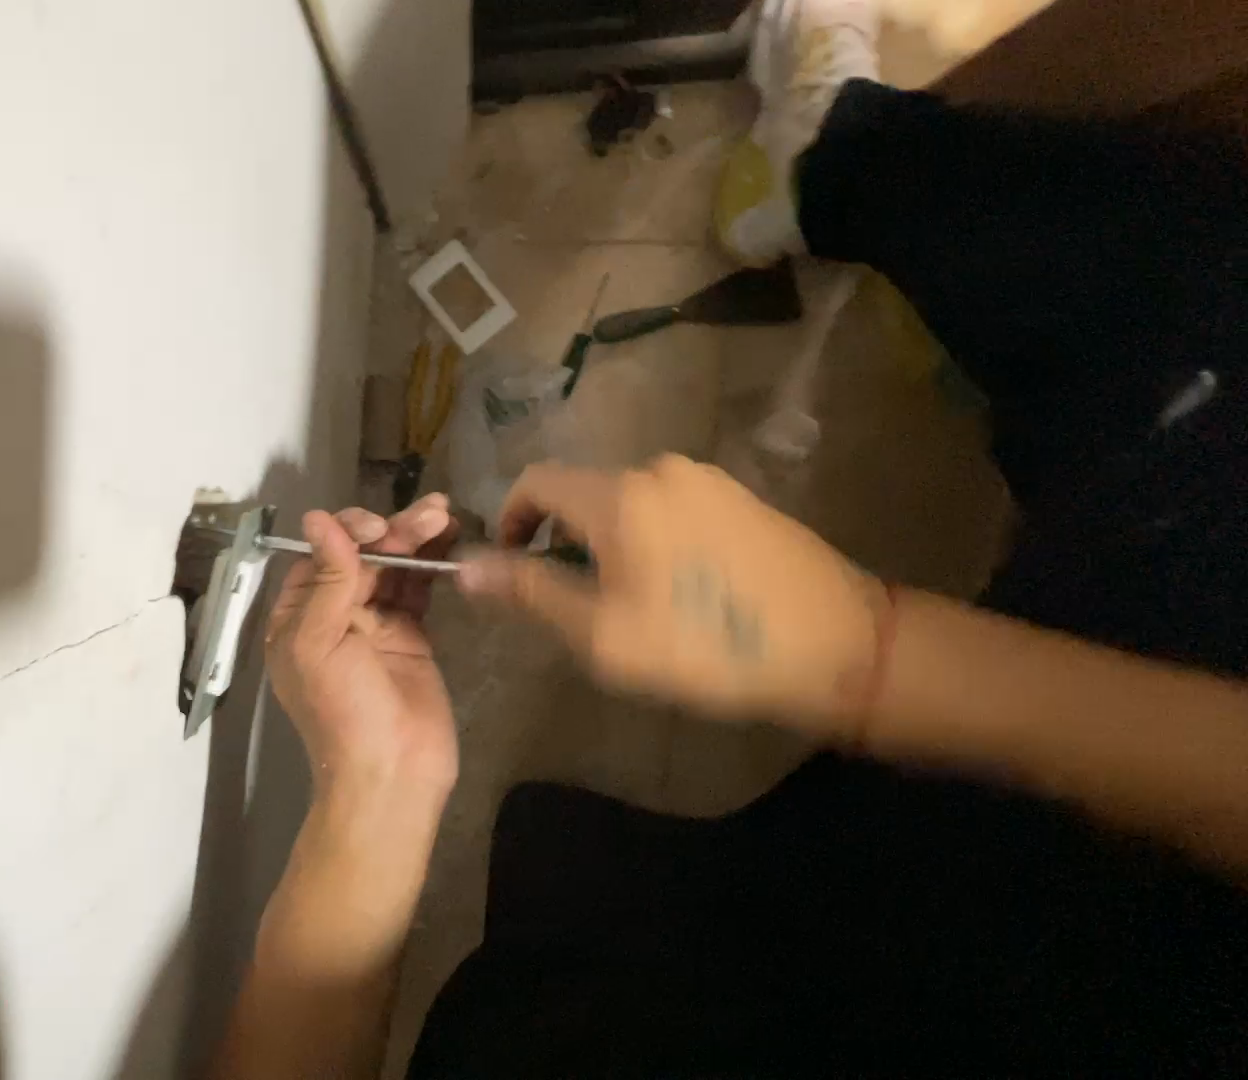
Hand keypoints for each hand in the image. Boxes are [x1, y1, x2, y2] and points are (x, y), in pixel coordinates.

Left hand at [265, 494, 458, 803]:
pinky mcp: (410, 636)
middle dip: (392, 531)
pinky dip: (432, 565)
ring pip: (392, 568)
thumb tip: (316, 519)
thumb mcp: (319, 643)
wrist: (392, 774)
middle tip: (429, 513)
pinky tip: (450, 539)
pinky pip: (417, 590)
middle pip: (360, 556)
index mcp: (297, 616)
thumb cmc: (344, 710)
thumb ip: (325, 579)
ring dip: (416, 538)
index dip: (348, 532)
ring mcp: (372, 624)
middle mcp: (332, 614)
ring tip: (445, 512)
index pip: (320, 556)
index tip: (377, 526)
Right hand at [458, 456, 885, 733]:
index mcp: (618, 496)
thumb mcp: (602, 632)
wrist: (843, 648)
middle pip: (581, 492)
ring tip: (626, 596)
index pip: (535, 482)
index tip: (513, 563)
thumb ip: (530, 591)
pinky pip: (668, 505)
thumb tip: (464, 565)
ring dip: (605, 538)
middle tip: (574, 596)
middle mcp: (658, 470)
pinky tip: (675, 584)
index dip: (510, 519)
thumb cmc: (706, 646)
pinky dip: (648, 534)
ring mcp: (706, 478)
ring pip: (625, 500)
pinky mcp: (740, 495)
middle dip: (561, 537)